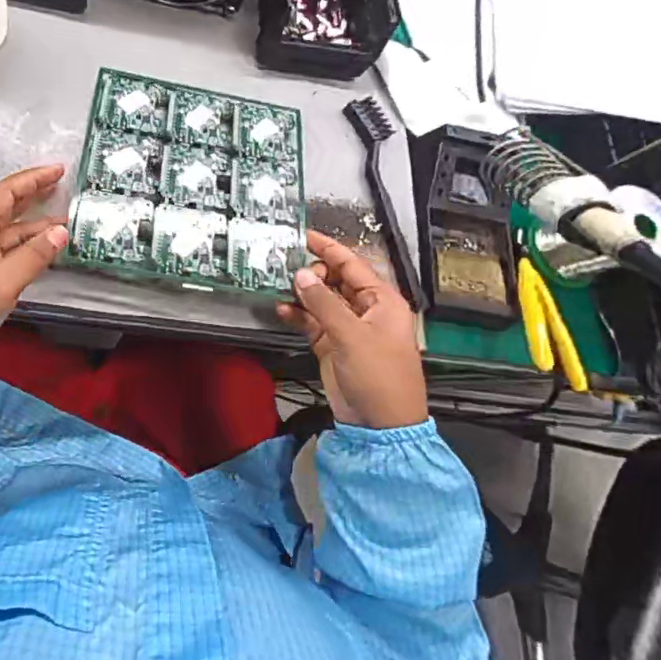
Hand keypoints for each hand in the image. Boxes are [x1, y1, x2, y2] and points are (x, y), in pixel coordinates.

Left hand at [0, 165, 69, 372]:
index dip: (33, 180)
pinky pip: (7, 252)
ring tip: (68, 220)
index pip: (4, 194)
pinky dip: (28, 248)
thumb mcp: (1, 284)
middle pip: (7, 208)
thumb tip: (61, 231)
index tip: (58, 170)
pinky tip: (49, 247)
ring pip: (10, 232)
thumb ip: (34, 256)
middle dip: (35, 196)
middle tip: (64, 186)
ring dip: (36, 226)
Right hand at [275, 230, 428, 428]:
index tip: (305, 235)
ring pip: (321, 300)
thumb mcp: (352, 336)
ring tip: (278, 284)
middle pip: (335, 280)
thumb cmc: (380, 377)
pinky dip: (297, 315)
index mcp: (382, 302)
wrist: (379, 424)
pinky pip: (311, 321)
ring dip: (302, 293)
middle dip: (312, 272)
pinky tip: (281, 309)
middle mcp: (365, 311)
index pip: (353, 266)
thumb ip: (324, 304)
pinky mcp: (332, 345)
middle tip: (287, 268)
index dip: (330, 249)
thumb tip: (302, 275)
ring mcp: (347, 328)